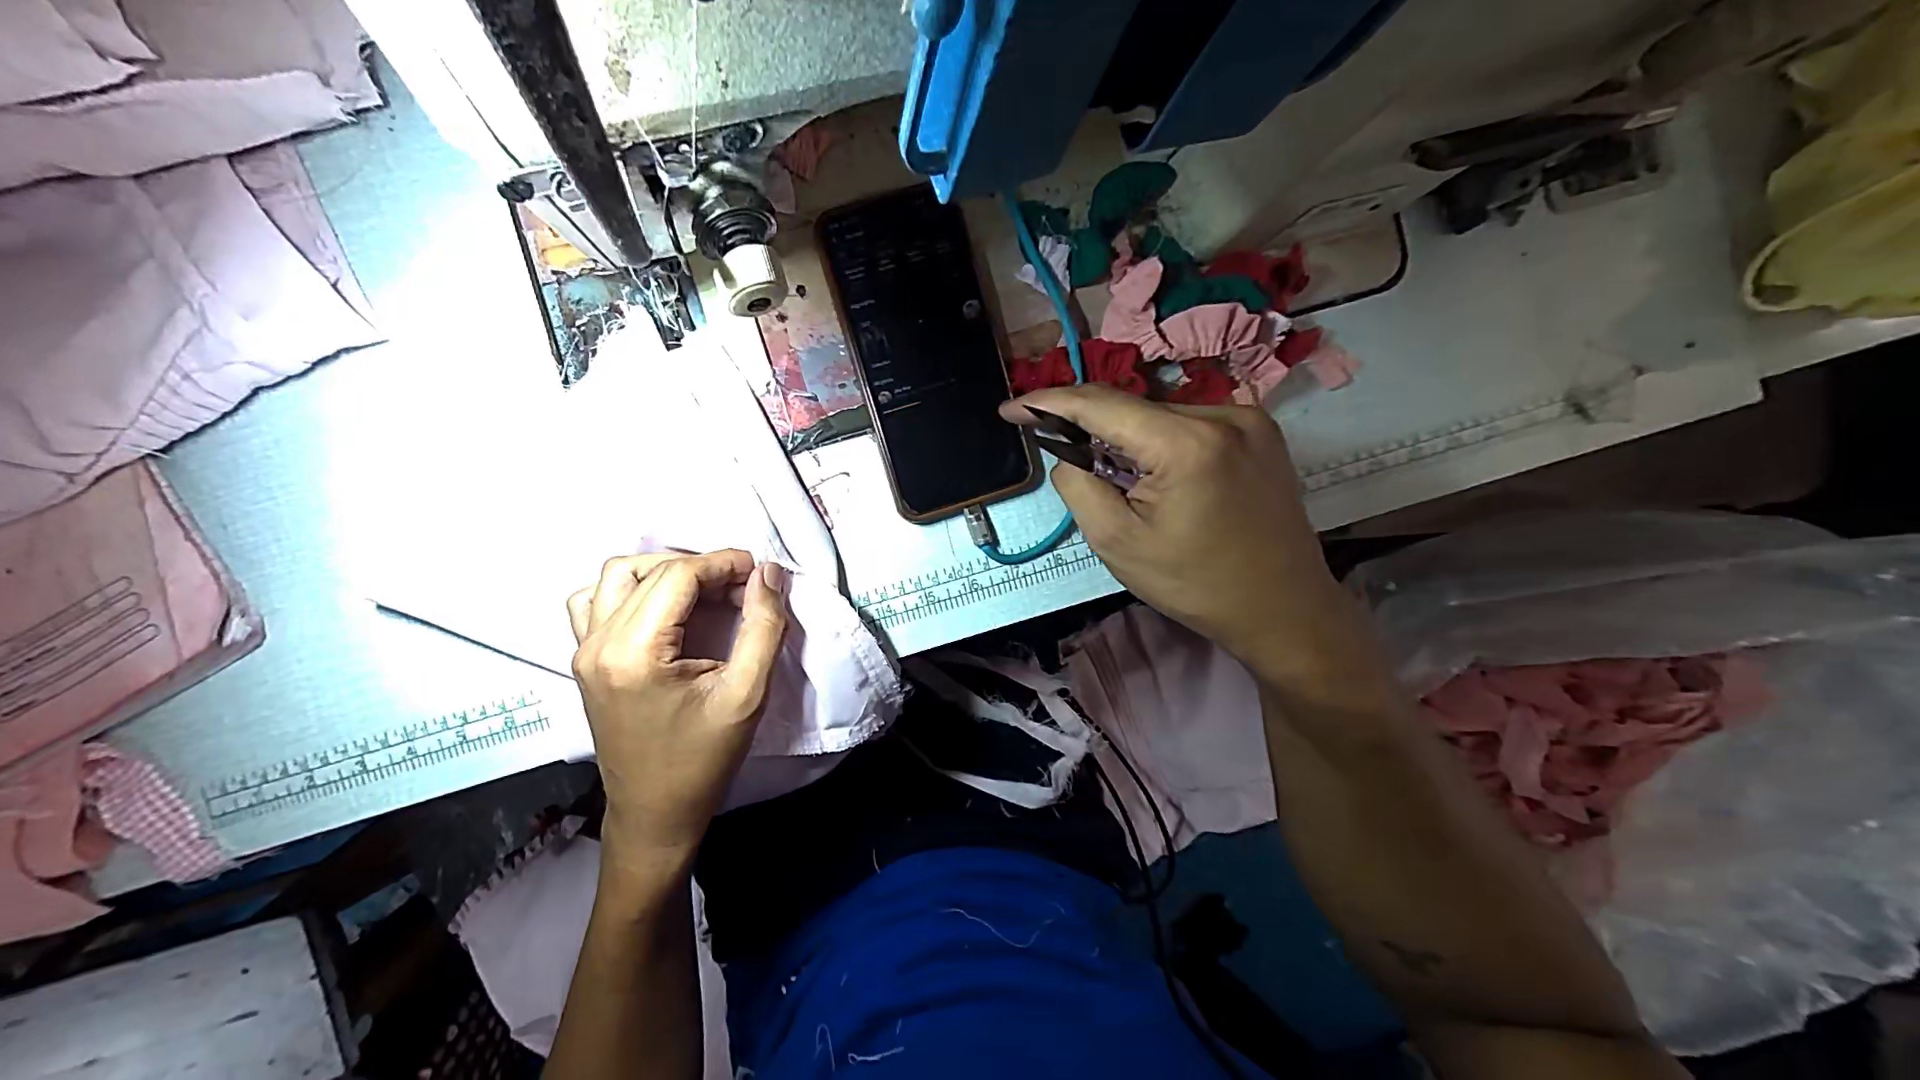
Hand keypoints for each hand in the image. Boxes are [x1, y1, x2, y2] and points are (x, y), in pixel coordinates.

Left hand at [567, 550, 789, 882]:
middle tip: (742, 588)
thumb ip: (763, 627)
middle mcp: (597, 643)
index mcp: (633, 652)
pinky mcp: (586, 660)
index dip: (723, 563)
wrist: (655, 814)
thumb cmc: (703, 760)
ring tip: (706, 593)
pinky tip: (666, 609)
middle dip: (702, 567)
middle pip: (648, 569)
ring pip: (617, 576)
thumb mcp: (747, 694)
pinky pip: (597, 601)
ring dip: (665, 571)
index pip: (677, 575)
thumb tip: (768, 574)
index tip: (759, 573)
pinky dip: (634, 590)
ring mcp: (584, 650)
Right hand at [1003, 386, 1356, 679]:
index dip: (1048, 402)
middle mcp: (1222, 414)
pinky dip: (1161, 441)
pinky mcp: (1261, 431)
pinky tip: (1159, 477)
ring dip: (1128, 437)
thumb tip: (1067, 450)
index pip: (1100, 404)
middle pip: (1131, 407)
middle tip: (1063, 454)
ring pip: (1160, 414)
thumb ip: (1078, 486)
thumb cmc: (1196, 584)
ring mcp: (1249, 419)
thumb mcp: (1117, 543)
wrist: (1282, 609)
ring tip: (1121, 481)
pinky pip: (1191, 423)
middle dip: (1089, 426)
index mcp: (1186, 443)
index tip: (1011, 410)